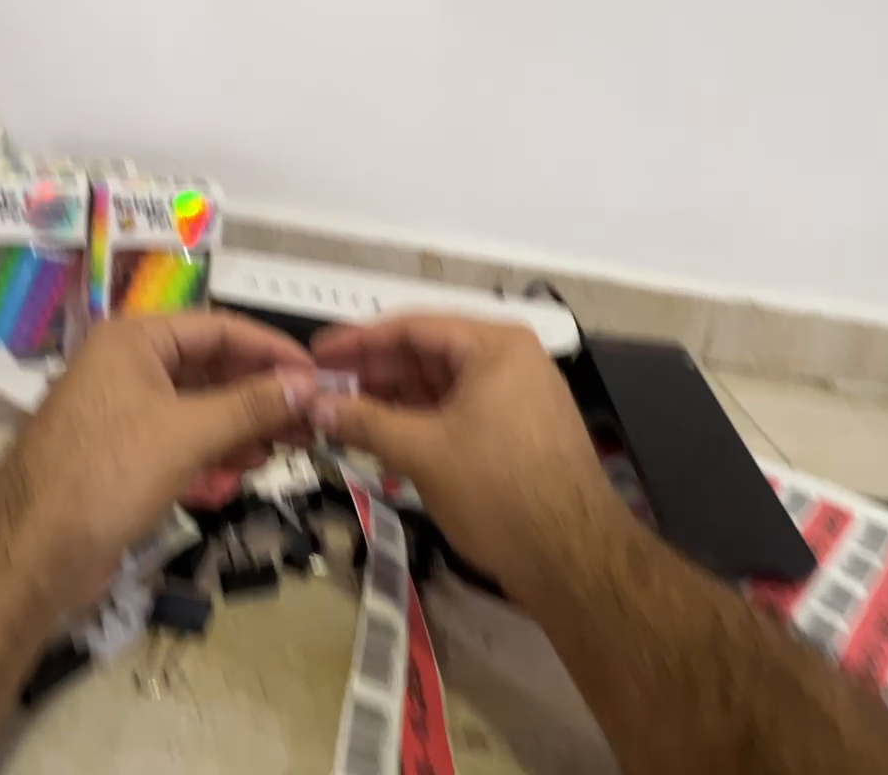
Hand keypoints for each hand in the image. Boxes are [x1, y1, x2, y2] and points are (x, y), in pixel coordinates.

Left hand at [20, 312, 317, 583]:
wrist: (26, 557)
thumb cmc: (108, 473)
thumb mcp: (188, 433)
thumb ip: (252, 405)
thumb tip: (309, 384)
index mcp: (136, 340)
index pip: (220, 328)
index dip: (271, 350)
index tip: (316, 374)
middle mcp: (130, 367)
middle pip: (213, 370)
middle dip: (261, 397)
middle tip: (310, 418)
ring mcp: (126, 413)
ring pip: (201, 410)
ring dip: (244, 428)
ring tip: (289, 448)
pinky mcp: (125, 455)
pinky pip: (182, 442)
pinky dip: (213, 454)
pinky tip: (242, 474)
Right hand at [311, 315, 624, 592]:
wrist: (574, 561)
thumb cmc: (498, 491)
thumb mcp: (423, 451)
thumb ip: (364, 421)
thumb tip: (313, 407)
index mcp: (494, 345)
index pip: (414, 327)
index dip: (360, 340)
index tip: (318, 352)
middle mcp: (508, 359)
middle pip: (427, 353)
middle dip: (374, 371)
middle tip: (323, 385)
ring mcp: (515, 394)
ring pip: (440, 384)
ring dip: (392, 396)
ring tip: (343, 410)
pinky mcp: (514, 429)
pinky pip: (456, 409)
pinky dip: (418, 418)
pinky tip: (381, 430)